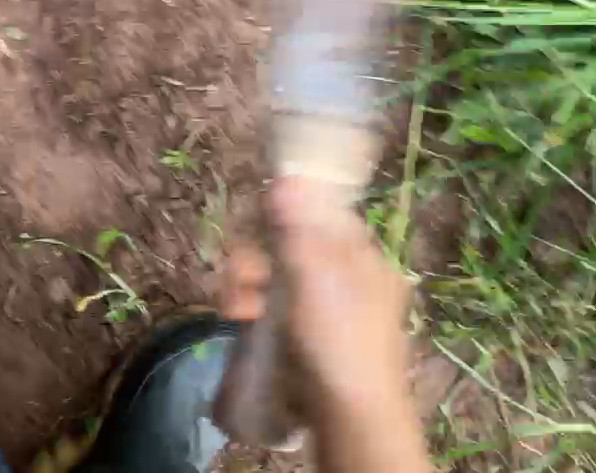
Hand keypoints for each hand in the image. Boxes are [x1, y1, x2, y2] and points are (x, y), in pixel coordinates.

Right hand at [223, 176, 415, 420]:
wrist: (347, 418)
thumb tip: (288, 176)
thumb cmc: (340, 345)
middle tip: (239, 277)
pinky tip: (237, 317)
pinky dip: (246, 301)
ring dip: (241, 280)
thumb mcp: (318, 281)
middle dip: (250, 254)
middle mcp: (342, 273)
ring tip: (235, 308)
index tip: (251, 222)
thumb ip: (300, 230)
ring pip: (265, 266)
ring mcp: (319, 299)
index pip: (315, 211)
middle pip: (282, 237)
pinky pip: (264, 294)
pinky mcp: (298, 322)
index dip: (278, 211)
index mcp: (360, 258)